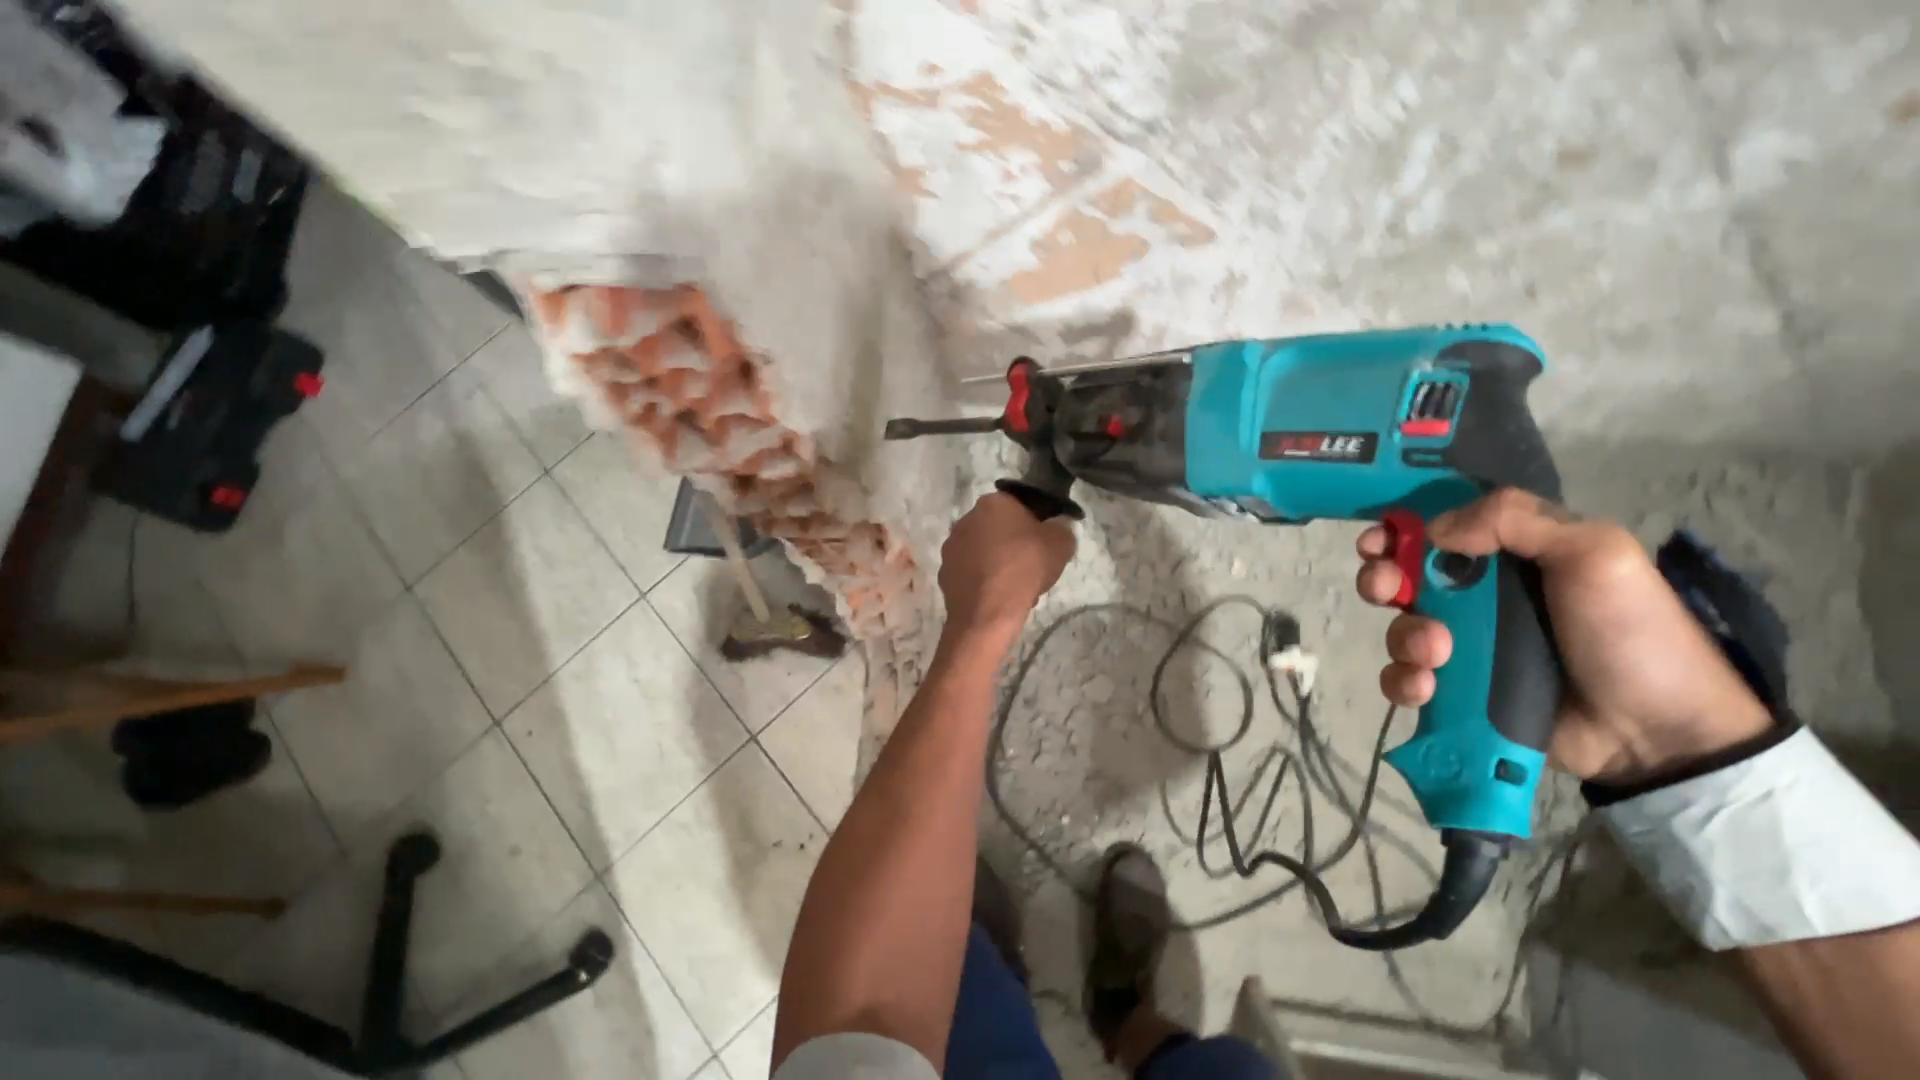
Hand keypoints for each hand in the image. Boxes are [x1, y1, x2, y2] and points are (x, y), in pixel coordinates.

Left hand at [938, 493, 1075, 644]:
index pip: (1019, 505)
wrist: (988, 611)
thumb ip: (1063, 527)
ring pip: (984, 552)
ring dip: (998, 563)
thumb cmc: (1025, 567)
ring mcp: (951, 547)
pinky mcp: (945, 573)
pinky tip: (999, 598)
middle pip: (998, 529)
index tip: (1045, 542)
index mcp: (993, 502)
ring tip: (1017, 587)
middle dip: (1014, 544)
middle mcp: (966, 518)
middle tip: (1032, 565)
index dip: (1035, 523)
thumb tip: (1059, 526)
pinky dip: (984, 582)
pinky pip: (972, 573)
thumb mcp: (1061, 543)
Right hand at [1355, 489, 1773, 784]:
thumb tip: (1434, 529)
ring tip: (1436, 655)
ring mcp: (1468, 648)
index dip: (1399, 531)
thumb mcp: (1595, 553)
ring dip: (1404, 636)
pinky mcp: (1460, 694)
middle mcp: (1479, 597)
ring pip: (1401, 630)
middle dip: (1381, 579)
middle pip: (1404, 578)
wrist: (1659, 731)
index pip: (1439, 530)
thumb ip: (1518, 520)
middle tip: (1385, 589)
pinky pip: (1407, 681)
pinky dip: (1403, 681)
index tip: (1377, 541)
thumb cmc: (1631, 632)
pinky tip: (1425, 687)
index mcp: (1510, 556)